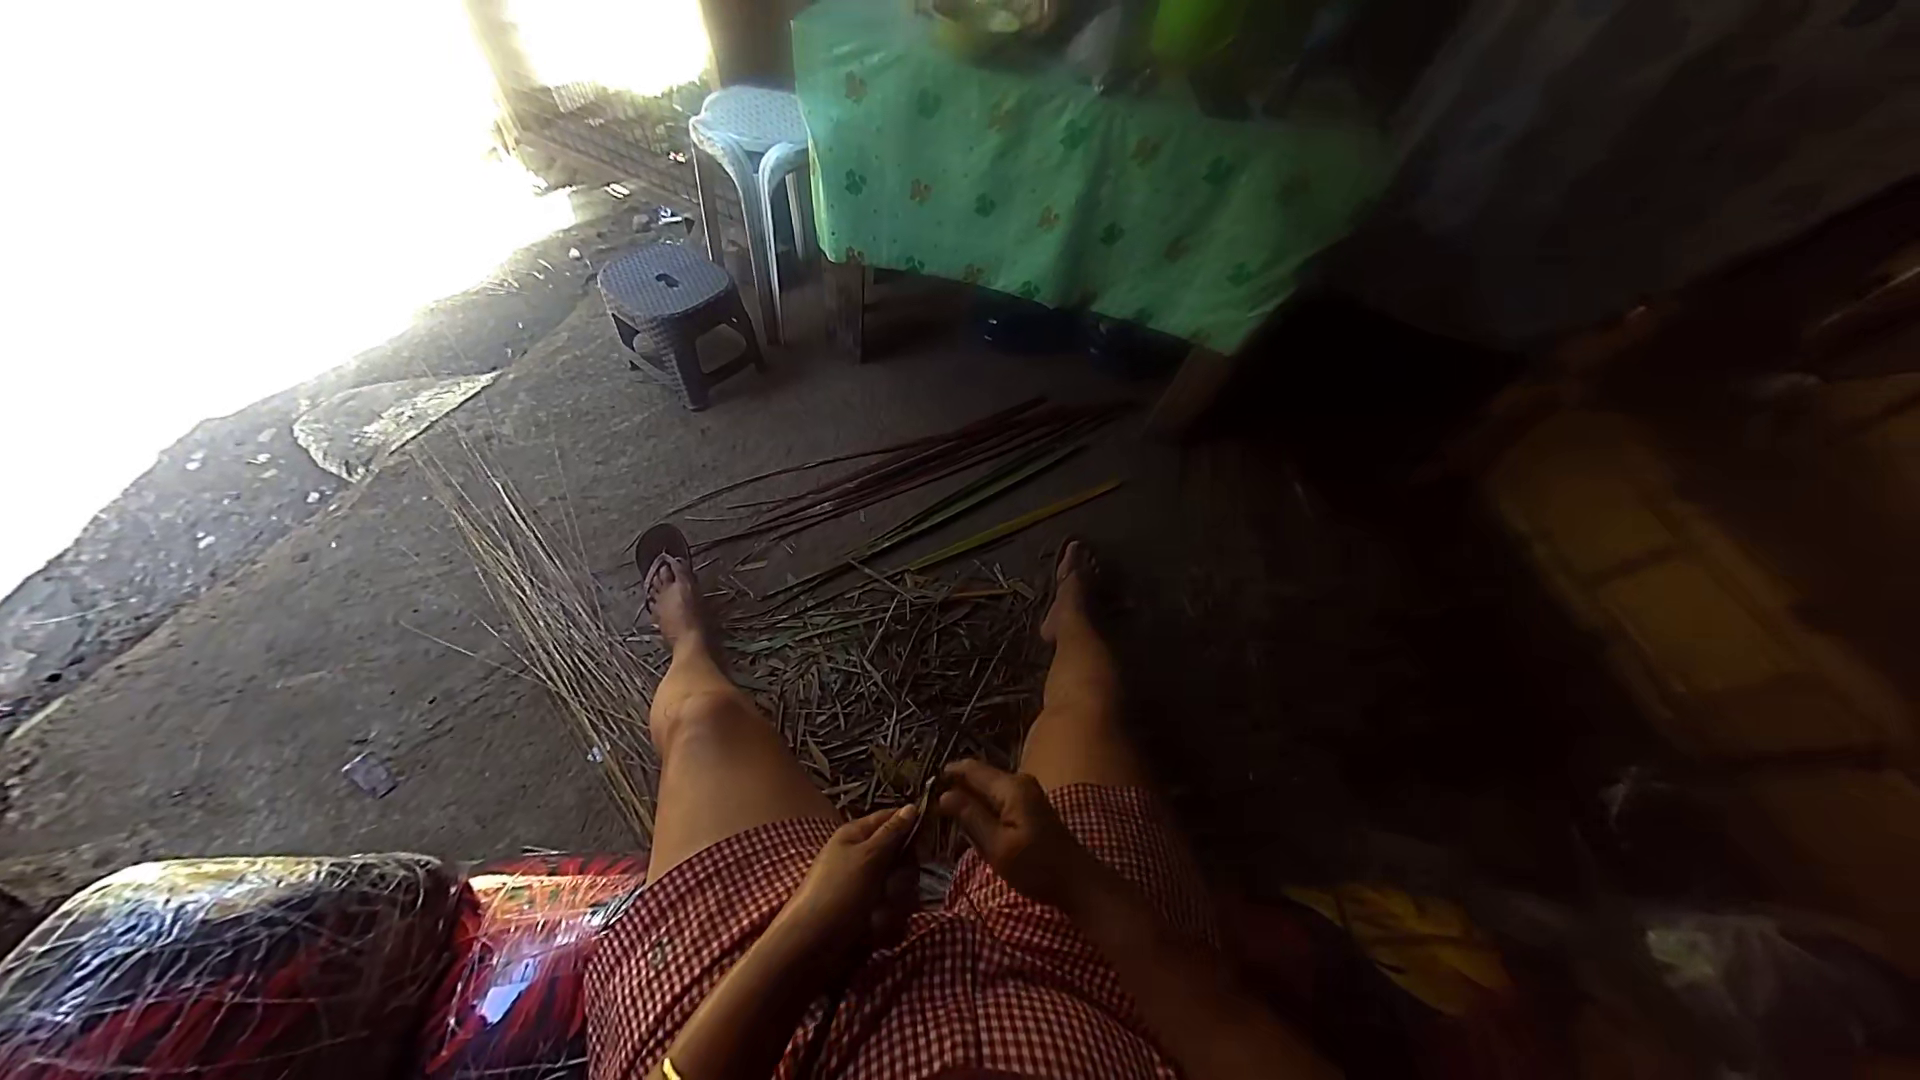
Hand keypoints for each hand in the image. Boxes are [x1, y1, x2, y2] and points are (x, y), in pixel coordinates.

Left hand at [773, 805, 921, 962]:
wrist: (809, 952)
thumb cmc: (837, 894)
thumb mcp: (868, 857)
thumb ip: (893, 832)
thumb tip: (912, 806)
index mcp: (857, 836)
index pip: (893, 819)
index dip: (911, 829)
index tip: (924, 845)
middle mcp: (863, 858)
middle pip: (904, 858)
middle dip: (902, 878)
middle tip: (888, 889)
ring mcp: (867, 889)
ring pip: (903, 890)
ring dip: (894, 906)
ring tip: (876, 917)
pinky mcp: (870, 917)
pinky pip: (895, 916)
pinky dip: (888, 926)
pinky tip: (873, 933)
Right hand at [937, 760, 1102, 911]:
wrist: (1076, 881)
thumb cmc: (1035, 867)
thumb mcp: (997, 846)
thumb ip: (970, 817)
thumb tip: (943, 794)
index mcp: (1010, 786)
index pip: (970, 768)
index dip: (945, 774)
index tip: (923, 787)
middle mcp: (1018, 780)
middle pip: (978, 775)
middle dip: (954, 787)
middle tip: (929, 806)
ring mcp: (1025, 791)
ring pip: (986, 787)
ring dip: (967, 798)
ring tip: (943, 816)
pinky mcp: (1028, 804)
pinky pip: (997, 797)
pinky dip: (981, 806)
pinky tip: (969, 823)